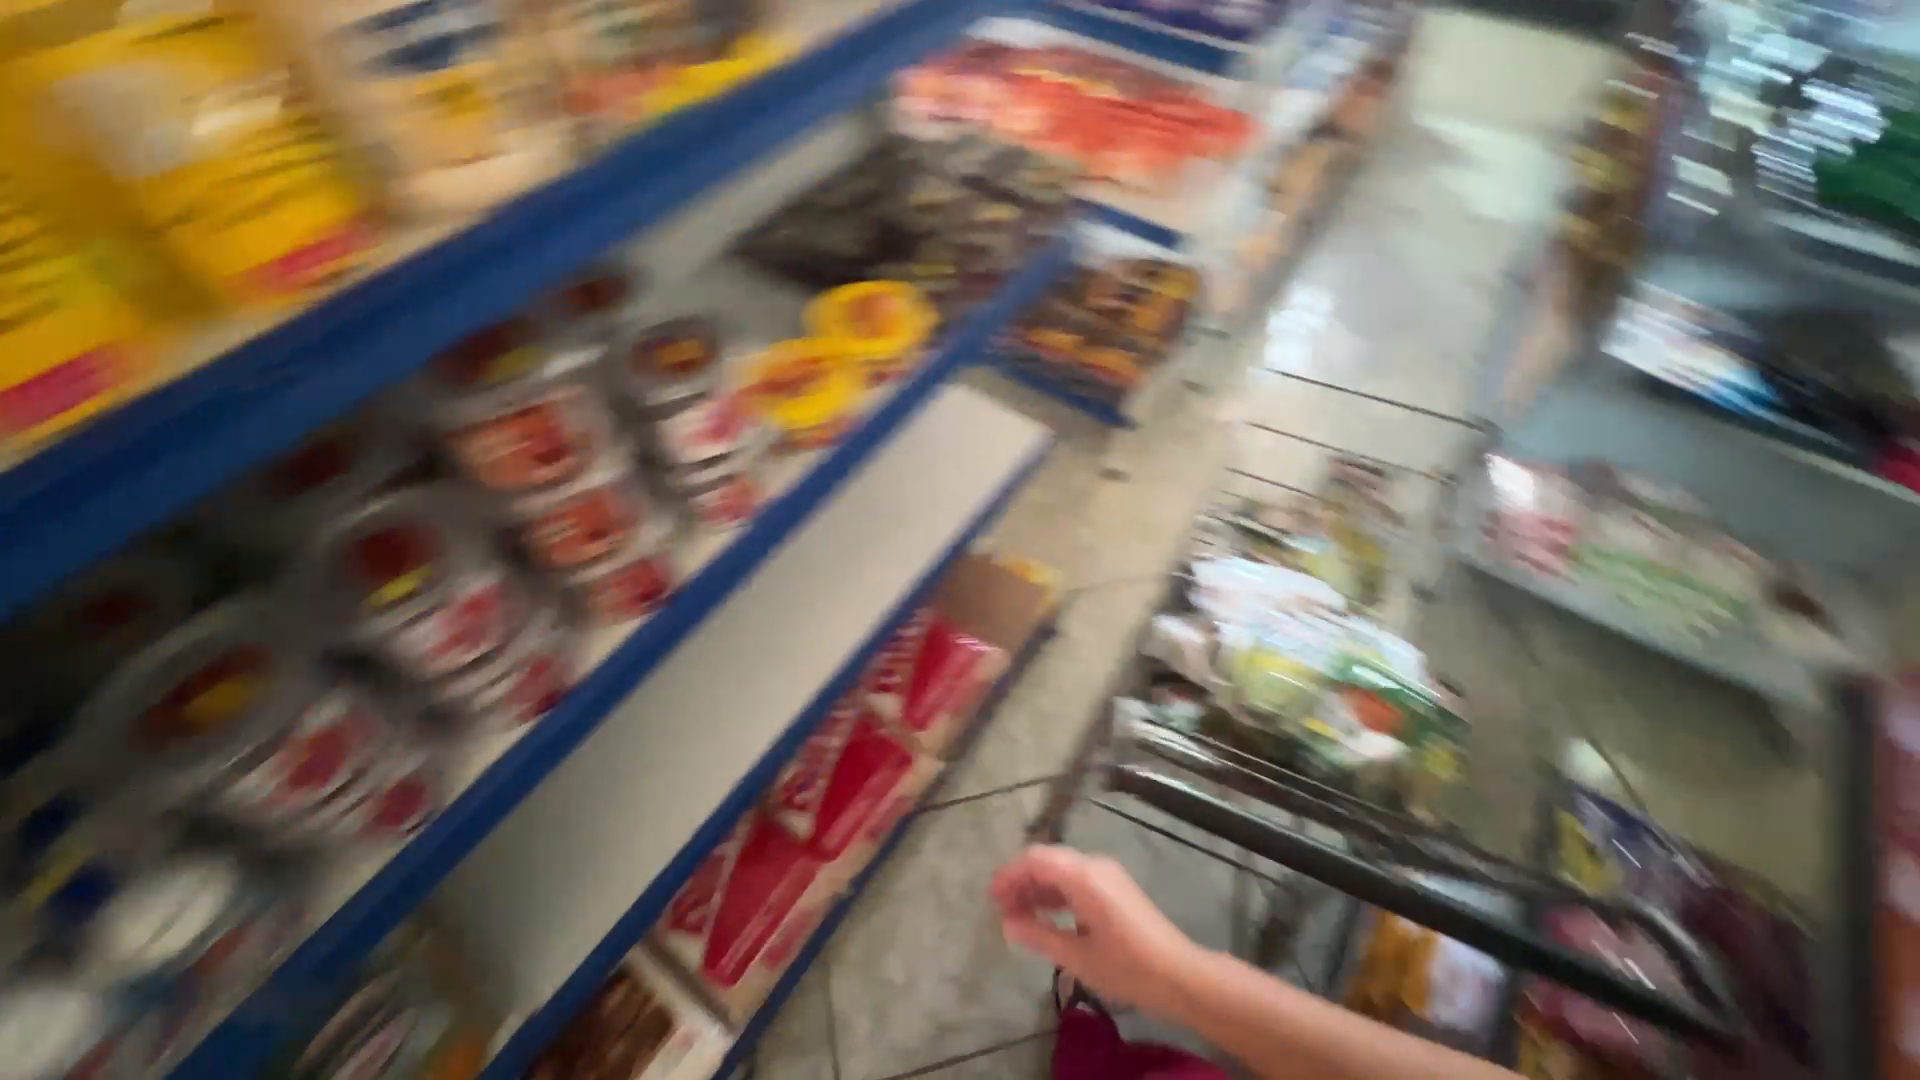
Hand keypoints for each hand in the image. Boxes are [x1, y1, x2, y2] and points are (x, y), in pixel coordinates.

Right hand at [989, 845, 1201, 1015]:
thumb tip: (1008, 924)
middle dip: (1021, 880)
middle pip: (1048, 860)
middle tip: (1002, 909)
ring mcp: (1107, 875)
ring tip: (1019, 916)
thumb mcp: (1077, 956)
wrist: (1179, 975)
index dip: (1010, 875)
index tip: (991, 898)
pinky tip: (1047, 916)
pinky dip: (1057, 892)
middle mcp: (1094, 866)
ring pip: (1062, 869)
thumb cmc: (1127, 967)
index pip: (1036, 859)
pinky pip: (1076, 879)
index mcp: (1084, 876)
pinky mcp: (1115, 888)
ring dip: (1038, 887)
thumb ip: (1040, 936)